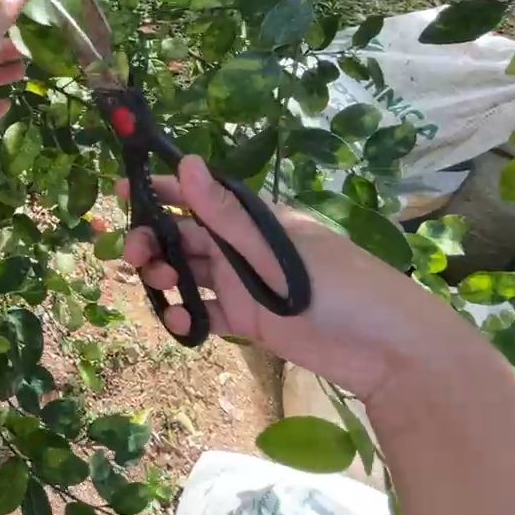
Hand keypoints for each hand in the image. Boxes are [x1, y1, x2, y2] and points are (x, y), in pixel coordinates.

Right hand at [120, 155, 483, 401]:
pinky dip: (187, 317)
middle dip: (150, 241)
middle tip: (134, 257)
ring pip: (185, 272)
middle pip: (179, 235)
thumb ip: (224, 213)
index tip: (122, 190)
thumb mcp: (276, 248)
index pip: (194, 195)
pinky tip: (184, 325)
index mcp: (249, 218)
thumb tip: (185, 160)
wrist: (392, 354)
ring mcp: (240, 282)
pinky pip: (204, 312)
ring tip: (164, 290)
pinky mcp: (246, 319)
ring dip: (164, 278)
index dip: (157, 190)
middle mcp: (238, 246)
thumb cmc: (340, 285)